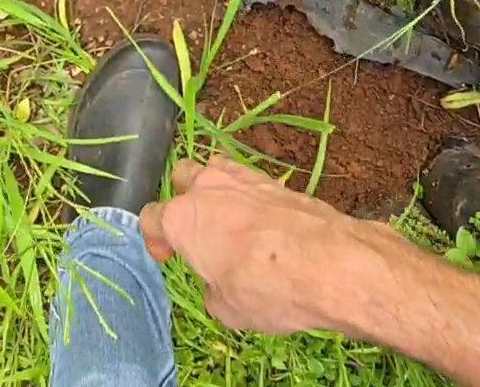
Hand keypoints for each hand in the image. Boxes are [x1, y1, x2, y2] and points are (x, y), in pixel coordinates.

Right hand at [139, 155, 379, 334]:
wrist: (328, 262)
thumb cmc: (268, 288)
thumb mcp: (229, 310)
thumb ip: (213, 290)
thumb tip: (217, 284)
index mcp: (182, 219)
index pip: (151, 219)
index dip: (156, 241)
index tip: (168, 257)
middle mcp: (204, 188)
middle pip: (179, 179)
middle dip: (181, 201)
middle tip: (195, 233)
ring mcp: (238, 177)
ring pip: (212, 169)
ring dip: (211, 189)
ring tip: (225, 219)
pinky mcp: (270, 177)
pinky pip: (244, 177)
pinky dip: (244, 193)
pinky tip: (258, 218)